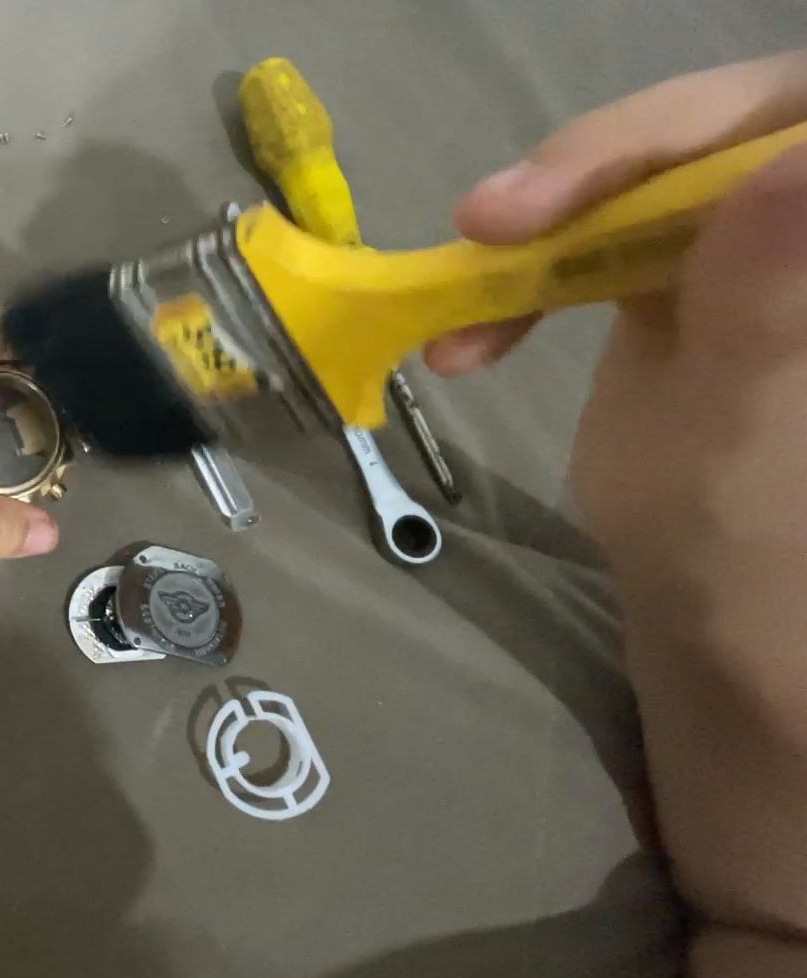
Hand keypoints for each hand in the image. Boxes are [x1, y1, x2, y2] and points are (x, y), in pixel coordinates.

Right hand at [425, 52, 806, 621]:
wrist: (718, 598)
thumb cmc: (748, 539)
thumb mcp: (749, 428)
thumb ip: (774, 302)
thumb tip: (789, 161)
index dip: (693, 130)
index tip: (562, 196)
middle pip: (722, 129)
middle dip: (597, 169)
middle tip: (484, 224)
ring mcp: (756, 244)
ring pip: (646, 177)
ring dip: (534, 238)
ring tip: (454, 312)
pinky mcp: (687, 273)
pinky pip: (598, 237)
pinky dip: (518, 281)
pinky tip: (469, 341)